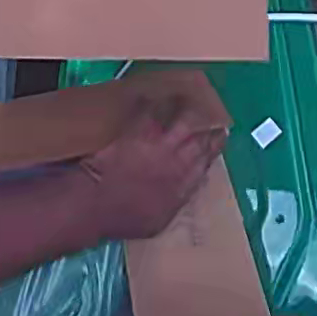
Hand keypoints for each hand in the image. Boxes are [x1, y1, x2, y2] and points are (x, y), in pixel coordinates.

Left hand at [73, 96, 226, 240]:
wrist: (96, 204)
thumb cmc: (125, 219)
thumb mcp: (160, 219)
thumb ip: (177, 197)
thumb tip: (187, 184)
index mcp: (183, 182)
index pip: (207, 158)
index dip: (215, 144)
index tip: (220, 134)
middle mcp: (176, 159)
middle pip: (199, 136)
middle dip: (207, 124)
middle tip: (210, 115)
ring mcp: (157, 142)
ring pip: (181, 119)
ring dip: (187, 109)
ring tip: (188, 101)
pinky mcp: (136, 130)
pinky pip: (151, 109)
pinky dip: (154, 102)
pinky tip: (155, 96)